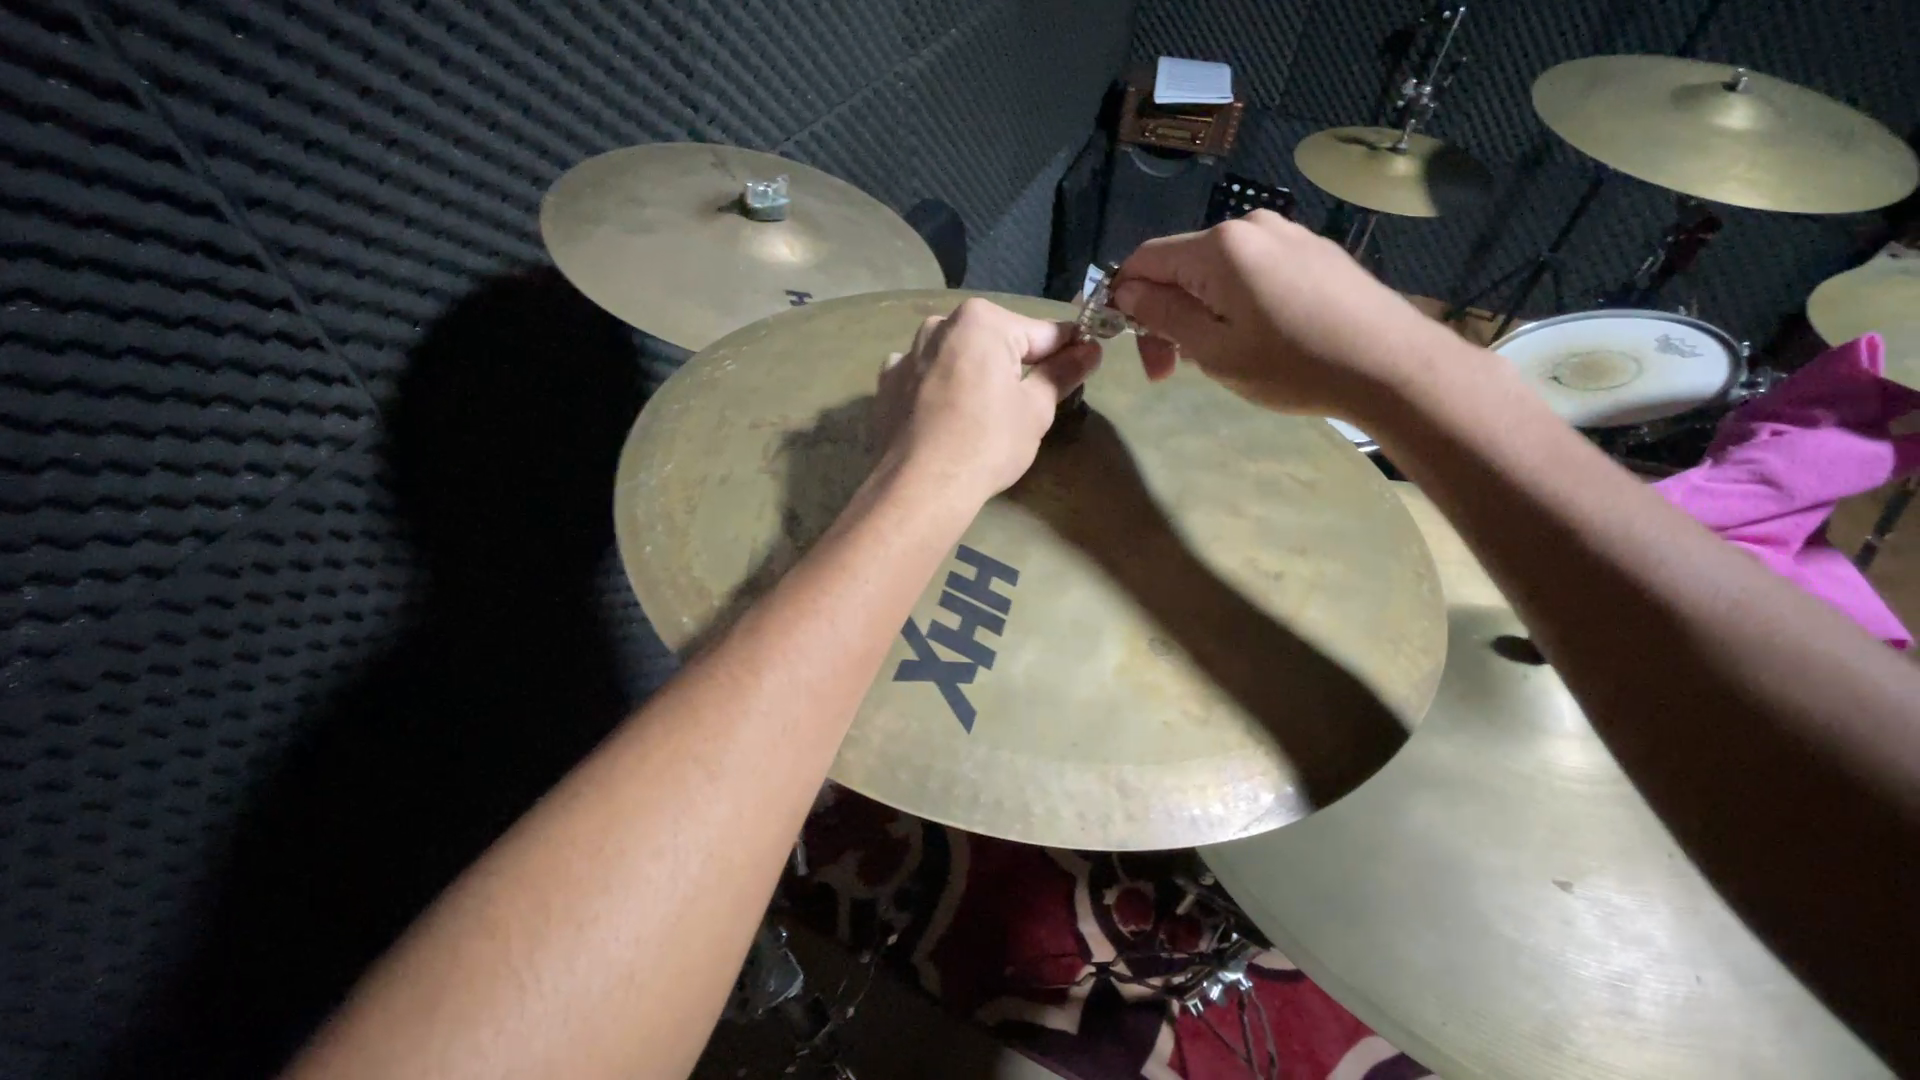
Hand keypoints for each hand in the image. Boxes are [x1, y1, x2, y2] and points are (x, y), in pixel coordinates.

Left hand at [875, 298, 1100, 501]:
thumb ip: (1062, 372)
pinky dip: (937, 388)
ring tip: (984, 411)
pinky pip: (923, 377)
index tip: (1088, 360)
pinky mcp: (886, 385)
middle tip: (1032, 401)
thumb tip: (1090, 350)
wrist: (921, 486)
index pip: (1041, 332)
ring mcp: (906, 354)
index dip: (1068, 349)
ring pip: (955, 356)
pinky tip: (945, 415)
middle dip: (1015, 363)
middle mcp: (940, 326)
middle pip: (994, 341)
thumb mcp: (1036, 409)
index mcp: (981, 321)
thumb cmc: (988, 443)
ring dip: (973, 372)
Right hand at [1110, 211, 1454, 418]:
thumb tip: (1126, 292)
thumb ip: (1163, 316)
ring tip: (1218, 357)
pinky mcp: (1314, 251)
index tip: (1134, 350)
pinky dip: (1236, 303)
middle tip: (1170, 372)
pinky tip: (1257, 339)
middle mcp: (1250, 226)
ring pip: (1217, 271)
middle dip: (1165, 315)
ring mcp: (1287, 234)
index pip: (1144, 260)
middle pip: (1181, 266)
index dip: (1125, 301)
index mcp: (1218, 247)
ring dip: (1201, 312)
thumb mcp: (1214, 351)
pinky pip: (1253, 271)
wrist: (1391, 365)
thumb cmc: (1293, 365)